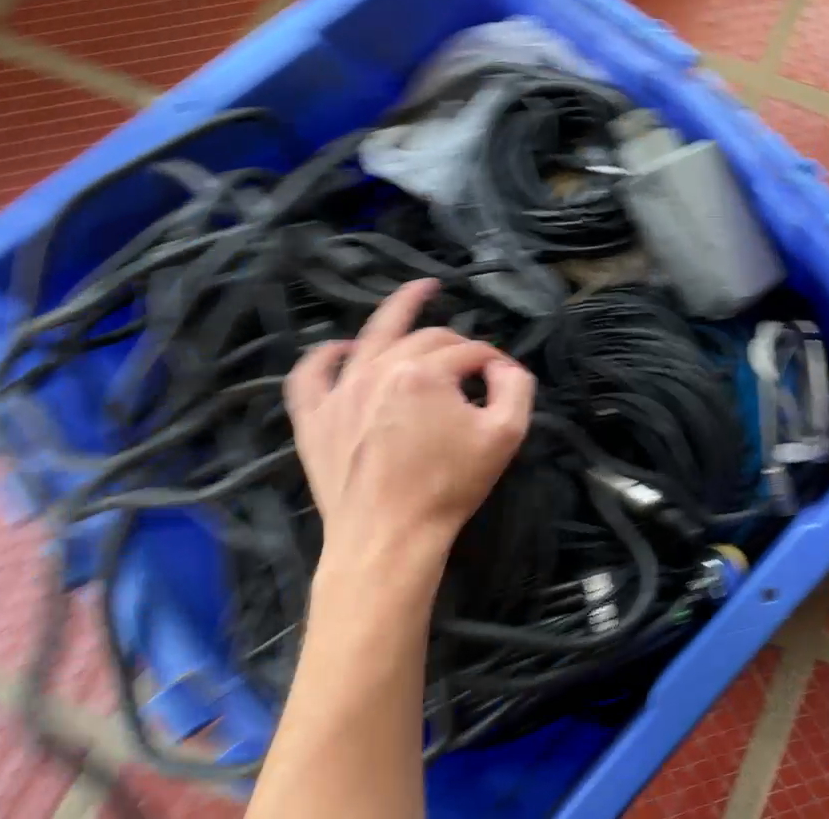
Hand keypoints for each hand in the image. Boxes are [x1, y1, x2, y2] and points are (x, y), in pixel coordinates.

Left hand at [283, 278, 535, 557]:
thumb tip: (503, 367)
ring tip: (419, 292)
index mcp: (425, 372)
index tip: (506, 381)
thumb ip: (516, 386)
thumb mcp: (506, 434)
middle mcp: (378, 369)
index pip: (471, 351)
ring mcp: (340, 392)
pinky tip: (343, 347)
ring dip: (398, 311)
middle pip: (428, 339)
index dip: (495, 361)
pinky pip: (311, 373)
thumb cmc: (450, 485)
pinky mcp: (314, 418)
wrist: (388, 537)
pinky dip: (326, 354)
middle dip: (459, 345)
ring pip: (373, 337)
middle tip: (477, 368)